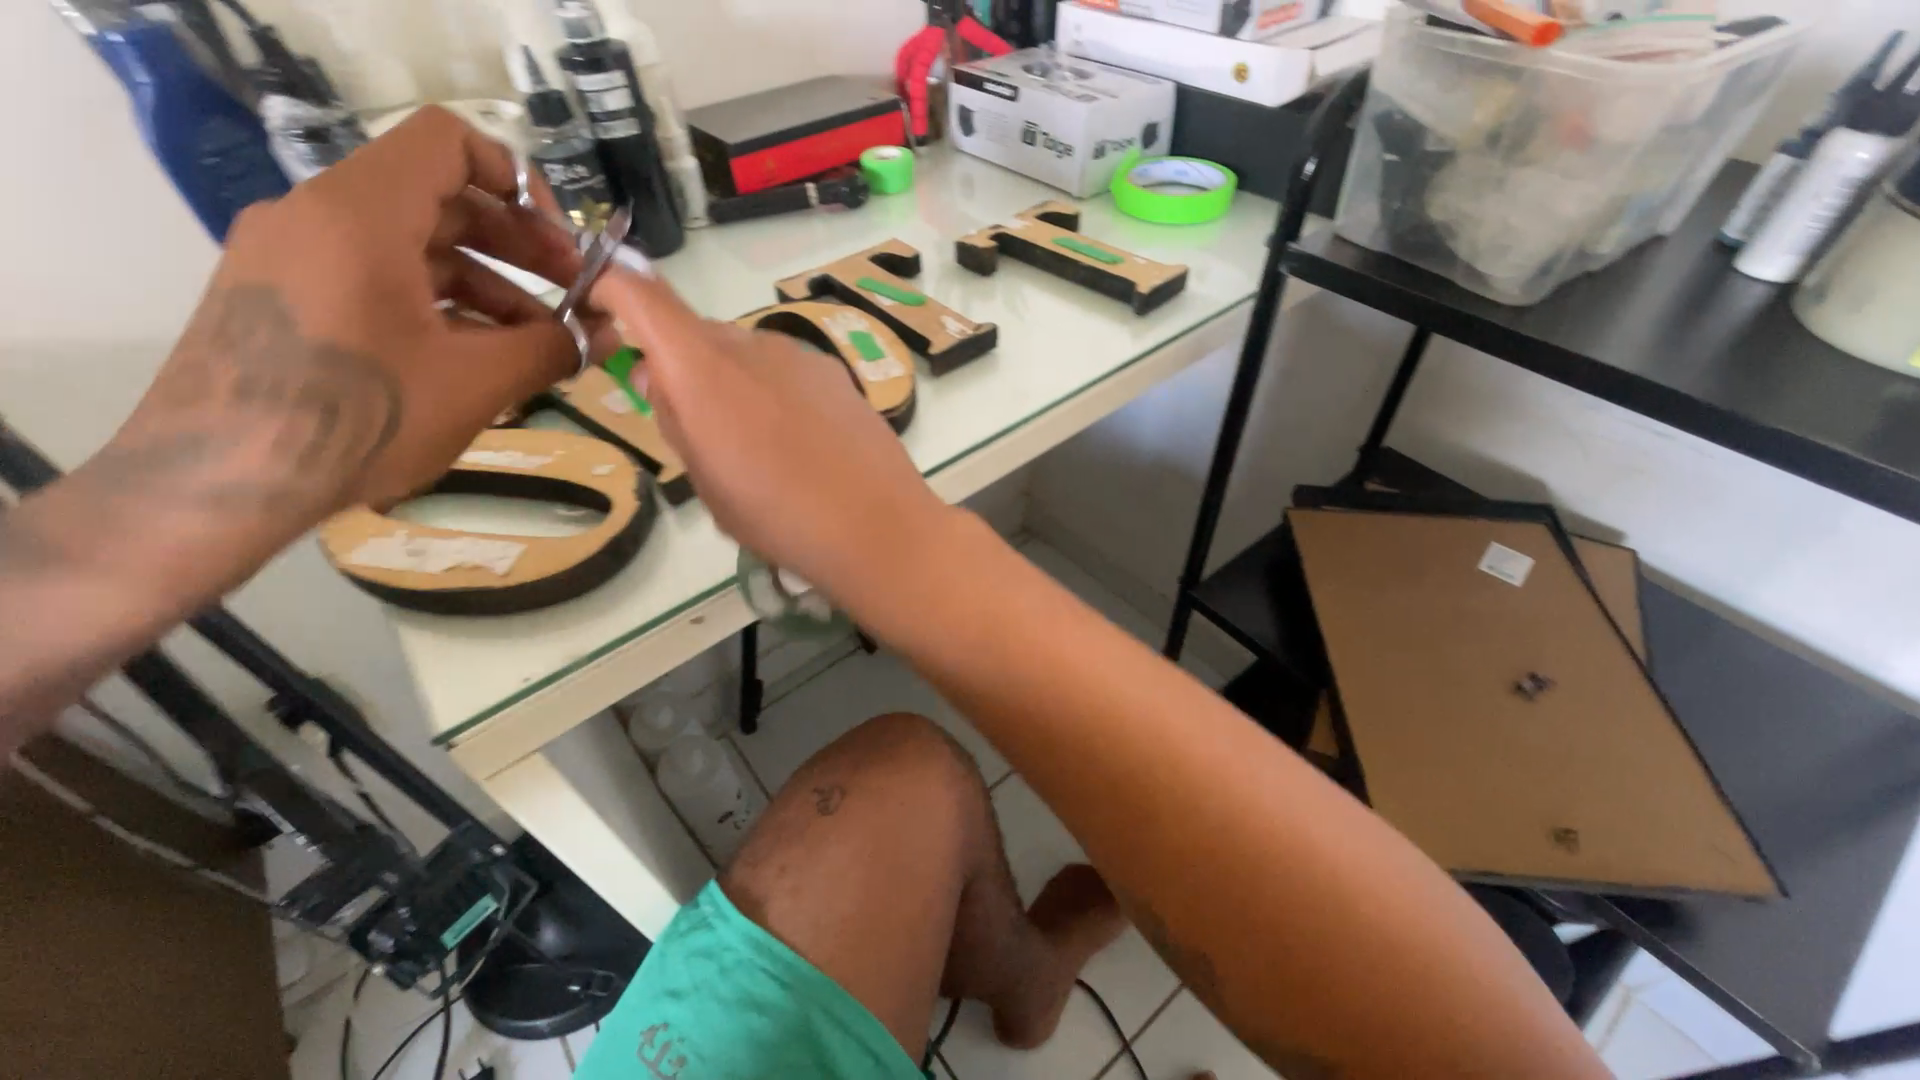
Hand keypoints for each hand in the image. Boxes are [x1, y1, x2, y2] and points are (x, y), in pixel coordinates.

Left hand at [93, 107, 587, 578]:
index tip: (559, 244)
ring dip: (483, 285)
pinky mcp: (280, 295)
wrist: (219, 481)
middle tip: (570, 299)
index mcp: (361, 213)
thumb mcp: (476, 382)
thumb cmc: (360, 417)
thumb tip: (605, 335)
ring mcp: (290, 254)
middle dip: (516, 247)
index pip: (447, 141)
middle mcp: (317, 214)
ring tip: (532, 344)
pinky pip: (371, 275)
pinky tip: (474, 358)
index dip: (517, 180)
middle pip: (436, 198)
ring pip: (408, 244)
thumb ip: (553, 348)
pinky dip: (433, 302)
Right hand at [589, 269, 956, 604]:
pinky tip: (795, 441)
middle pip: (693, 332)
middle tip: (686, 422)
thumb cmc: (777, 517)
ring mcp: (798, 354)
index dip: (610, 288)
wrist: (877, 526)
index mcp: (701, 369)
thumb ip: (676, 419)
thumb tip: (659, 377)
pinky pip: (781, 368)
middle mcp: (748, 345)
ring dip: (727, 381)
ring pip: (740, 352)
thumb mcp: (706, 481)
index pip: (641, 296)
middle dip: (676, 363)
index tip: (596, 311)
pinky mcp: (834, 372)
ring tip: (751, 446)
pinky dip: (769, 390)